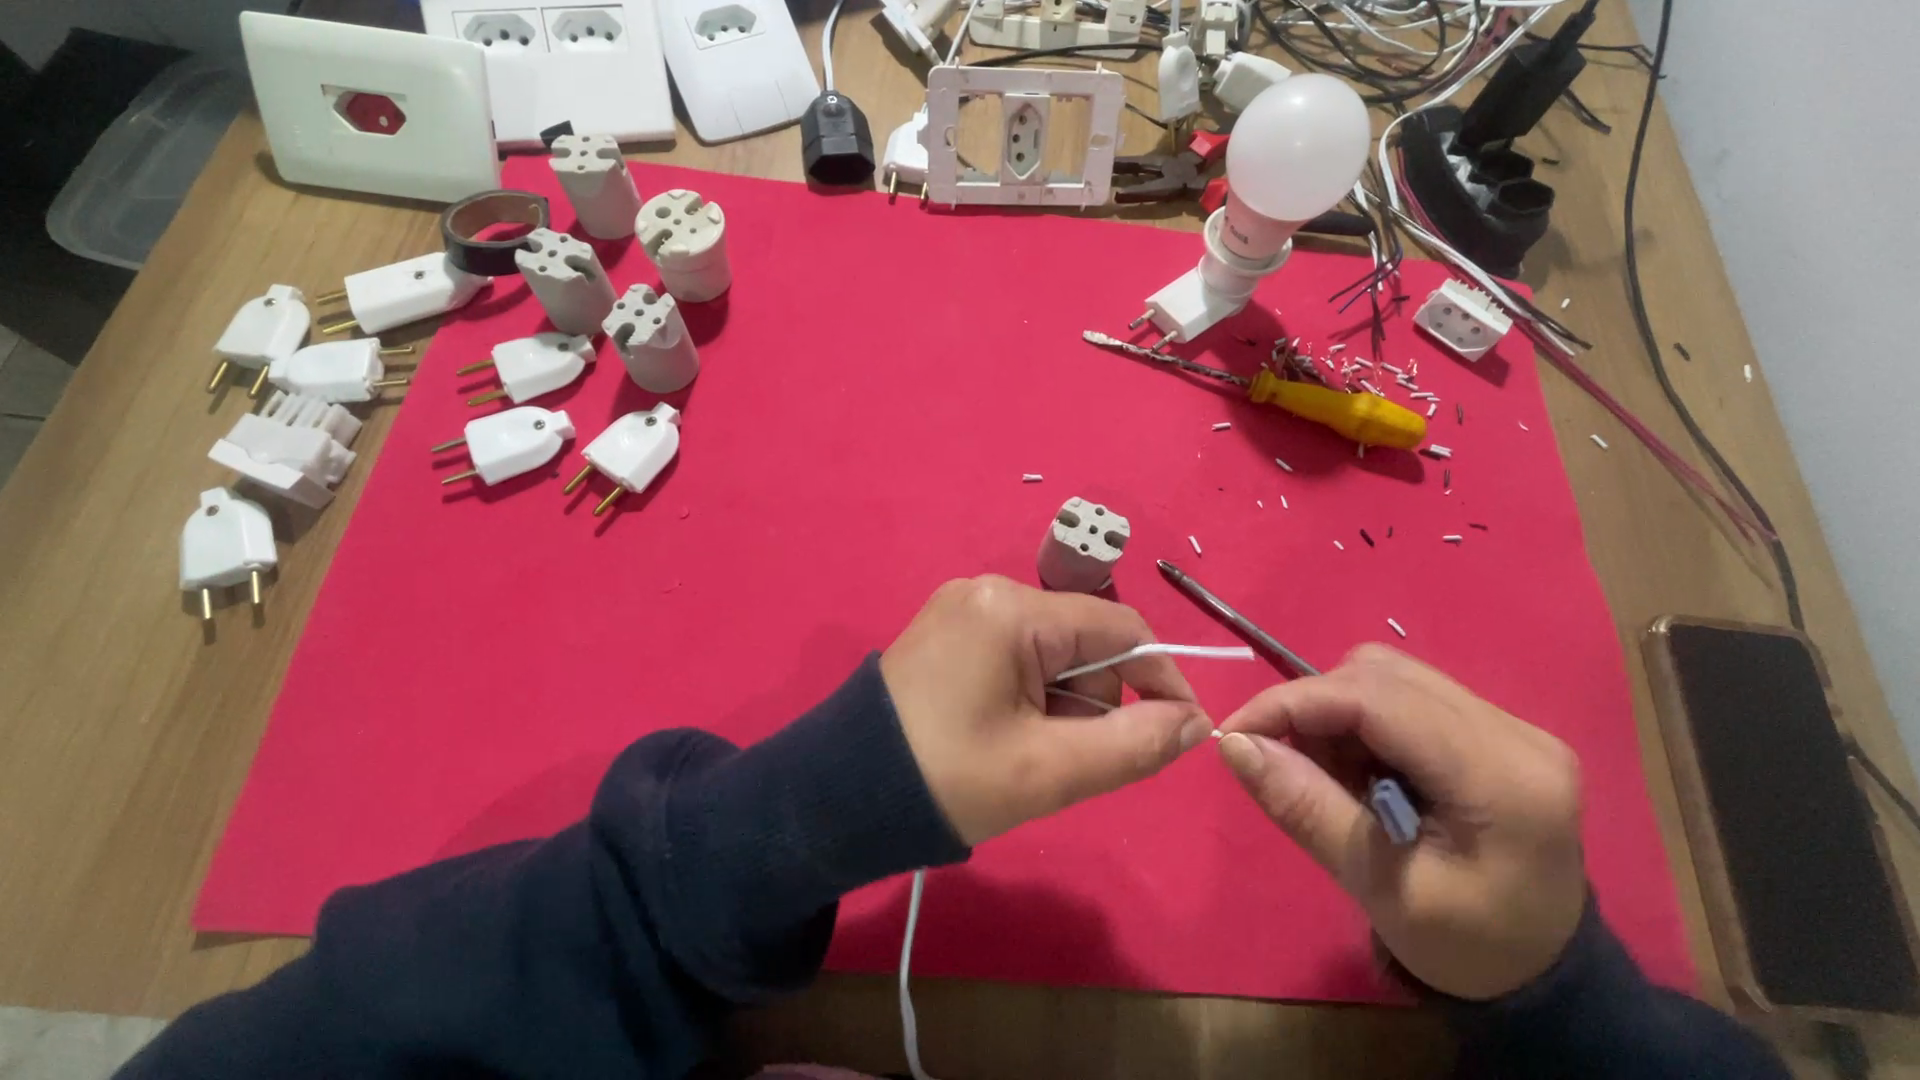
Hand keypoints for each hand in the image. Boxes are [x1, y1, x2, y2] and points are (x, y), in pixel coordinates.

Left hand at [880, 575, 1211, 845]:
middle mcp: (987, 591)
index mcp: (1011, 609)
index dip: (1160, 677)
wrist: (841, 797)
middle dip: (1088, 705)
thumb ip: (1135, 743)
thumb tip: (1194, 723)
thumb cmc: (948, 779)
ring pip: (1052, 655)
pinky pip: (1016, 658)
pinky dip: (1028, 699)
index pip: (1120, 626)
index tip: (1181, 730)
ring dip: (1058, 708)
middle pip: (1084, 642)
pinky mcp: (948, 634)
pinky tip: (1001, 737)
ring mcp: (963, 610)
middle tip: (1053, 760)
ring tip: (1019, 755)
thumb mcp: (1050, 770)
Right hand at [1216, 644, 1585, 999]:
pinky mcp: (1496, 730)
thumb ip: (1306, 807)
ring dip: (1335, 713)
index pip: (1377, 700)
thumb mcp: (1376, 885)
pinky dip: (1361, 721)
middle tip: (1283, 763)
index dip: (1294, 703)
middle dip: (1312, 709)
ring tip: (1329, 774)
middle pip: (1381, 675)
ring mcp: (1511, 726)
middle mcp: (1515, 732)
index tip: (1234, 732)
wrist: (1540, 975)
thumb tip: (1233, 743)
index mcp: (1501, 777)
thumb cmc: (1462, 946)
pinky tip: (1361, 770)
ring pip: (1389, 675)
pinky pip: (1406, 694)